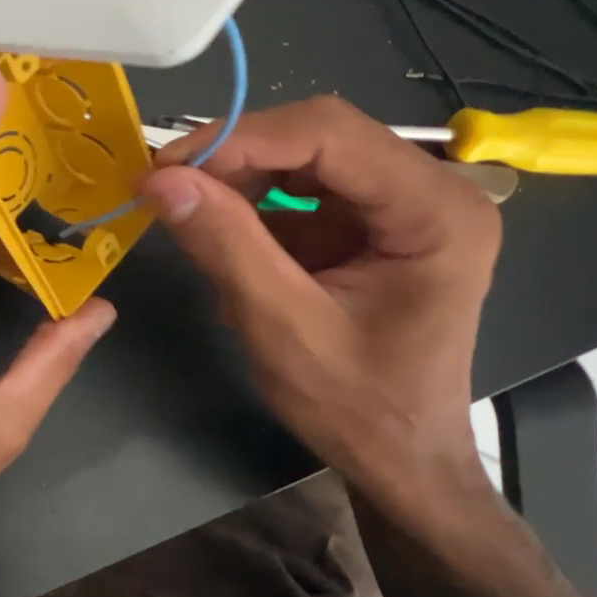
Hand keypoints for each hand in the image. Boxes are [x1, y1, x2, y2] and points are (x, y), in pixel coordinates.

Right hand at [141, 96, 499, 494]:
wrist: (402, 461)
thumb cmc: (358, 408)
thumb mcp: (283, 329)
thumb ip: (226, 247)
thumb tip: (159, 181)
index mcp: (436, 211)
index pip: (330, 135)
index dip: (240, 138)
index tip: (165, 168)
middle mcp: (434, 190)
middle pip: (320, 137)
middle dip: (236, 156)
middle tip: (165, 185)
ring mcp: (406, 205)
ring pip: (308, 157)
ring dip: (241, 179)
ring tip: (189, 212)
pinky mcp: (376, 224)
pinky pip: (306, 190)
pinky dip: (257, 206)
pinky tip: (227, 240)